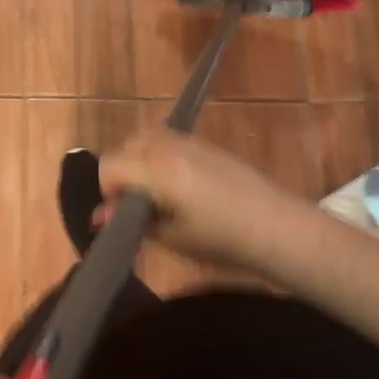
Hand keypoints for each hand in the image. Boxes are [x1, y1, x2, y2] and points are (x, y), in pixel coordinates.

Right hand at [98, 129, 310, 269]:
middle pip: (124, 147)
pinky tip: (178, 188)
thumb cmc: (222, 239)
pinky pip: (166, 140)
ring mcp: (187, 139)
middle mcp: (166, 144)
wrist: (278, 227)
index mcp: (155, 167)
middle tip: (136, 209)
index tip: (121, 218)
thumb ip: (133, 223)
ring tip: (156, 197)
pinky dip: (158, 157)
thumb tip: (100, 217)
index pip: (109, 165)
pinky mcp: (205, 143)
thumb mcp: (172, 238)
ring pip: (144, 139)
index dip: (108, 192)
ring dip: (138, 162)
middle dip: (121, 175)